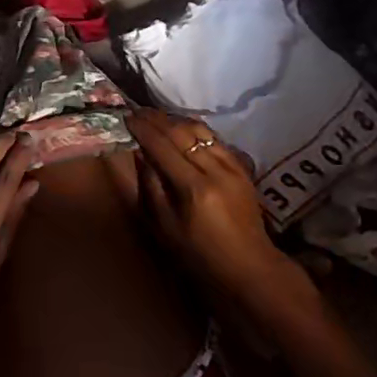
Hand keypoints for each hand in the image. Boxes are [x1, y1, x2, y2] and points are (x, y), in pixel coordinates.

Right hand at [126, 109, 294, 299]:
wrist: (248, 265)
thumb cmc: (200, 254)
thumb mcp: (166, 228)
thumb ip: (152, 188)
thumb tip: (142, 155)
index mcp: (194, 188)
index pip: (164, 147)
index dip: (144, 129)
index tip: (127, 117)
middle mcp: (215, 170)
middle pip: (183, 133)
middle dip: (158, 119)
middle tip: (138, 110)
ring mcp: (232, 166)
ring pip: (201, 131)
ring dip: (177, 120)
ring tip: (158, 117)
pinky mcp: (242, 167)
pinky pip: (215, 139)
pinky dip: (196, 130)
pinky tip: (184, 130)